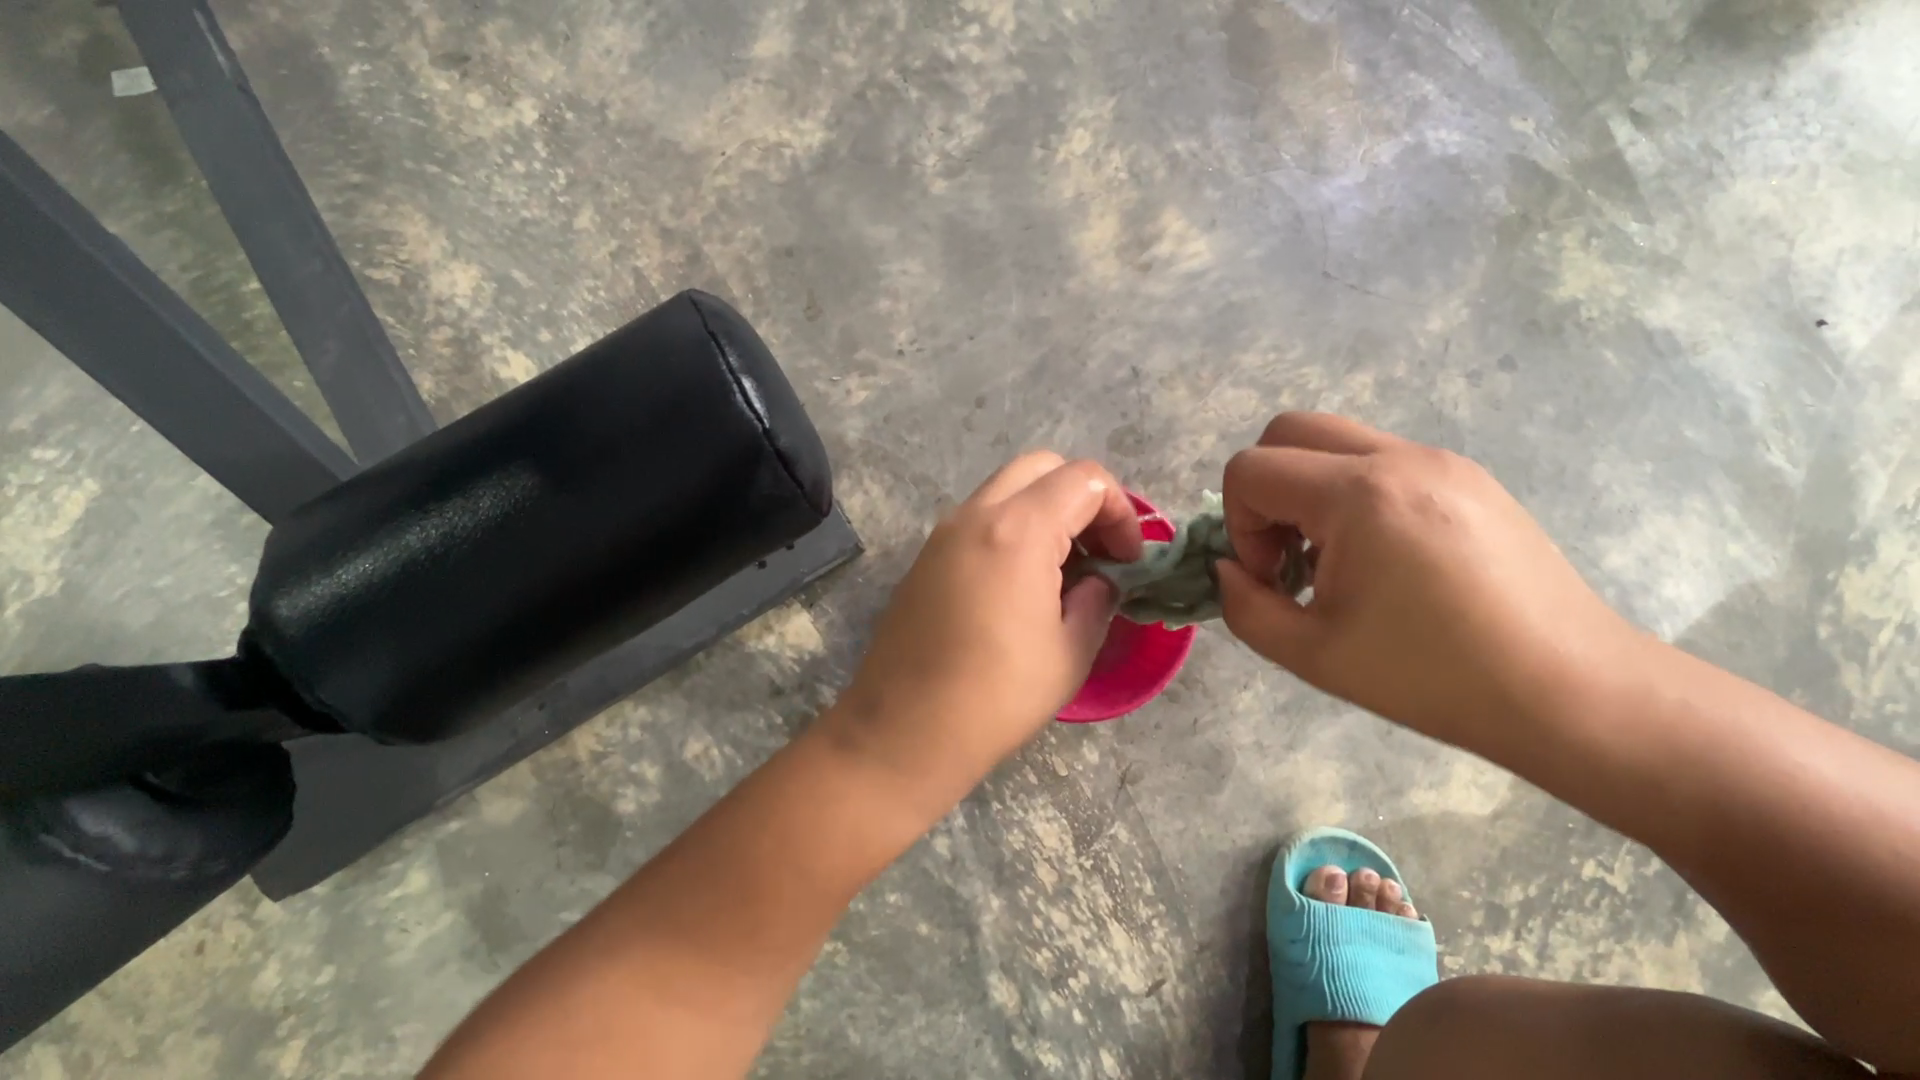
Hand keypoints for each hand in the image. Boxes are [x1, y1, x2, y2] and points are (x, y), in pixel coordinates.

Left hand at [826, 453, 1142, 809]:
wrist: (904, 730)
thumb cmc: (997, 696)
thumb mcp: (1070, 651)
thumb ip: (1097, 599)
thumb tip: (1100, 580)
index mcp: (1018, 530)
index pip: (1085, 480)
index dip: (1122, 512)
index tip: (1129, 561)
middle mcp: (975, 515)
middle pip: (1041, 468)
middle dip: (1082, 498)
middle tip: (1099, 552)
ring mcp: (942, 534)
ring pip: (1005, 490)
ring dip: (1044, 512)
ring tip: (1063, 572)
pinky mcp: (924, 559)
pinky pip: (978, 520)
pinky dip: (1010, 530)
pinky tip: (1020, 587)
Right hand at [1217, 413, 1645, 750]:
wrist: (1569, 690)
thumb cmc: (1432, 677)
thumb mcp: (1312, 654)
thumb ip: (1245, 607)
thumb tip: (1227, 570)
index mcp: (1359, 496)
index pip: (1251, 469)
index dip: (1238, 524)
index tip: (1270, 579)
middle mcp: (1400, 458)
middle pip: (1290, 431)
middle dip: (1266, 490)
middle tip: (1288, 555)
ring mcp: (1444, 462)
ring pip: (1340, 442)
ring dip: (1311, 491)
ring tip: (1337, 562)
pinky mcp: (1473, 479)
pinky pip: (1385, 462)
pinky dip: (1355, 495)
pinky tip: (1385, 560)